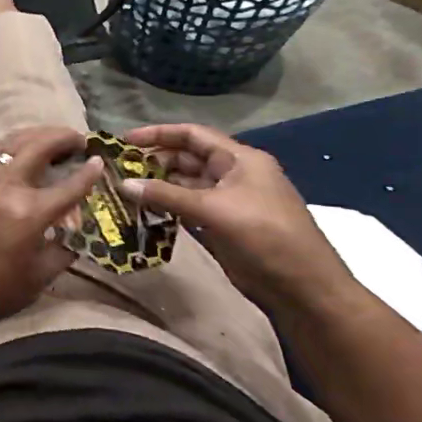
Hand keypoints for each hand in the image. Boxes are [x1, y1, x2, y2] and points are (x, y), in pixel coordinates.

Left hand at [0, 127, 106, 322]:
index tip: (101, 159)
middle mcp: (7, 188)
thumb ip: (66, 245)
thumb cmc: (0, 287)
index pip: (68, 185)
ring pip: (13, 142)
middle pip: (37, 147)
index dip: (88, 172)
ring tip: (58, 138)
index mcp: (29, 212)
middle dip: (62, 137)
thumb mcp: (43, 273)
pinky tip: (30, 148)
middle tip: (82, 139)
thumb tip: (79, 226)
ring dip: (38, 134)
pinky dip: (18, 143)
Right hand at [117, 123, 358, 309]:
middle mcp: (232, 174)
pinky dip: (164, 205)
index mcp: (240, 160)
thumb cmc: (265, 236)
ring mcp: (226, 200)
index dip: (158, 134)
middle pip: (185, 158)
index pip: (192, 135)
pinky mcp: (220, 223)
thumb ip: (166, 195)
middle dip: (153, 161)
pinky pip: (185, 206)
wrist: (303, 287)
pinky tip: (141, 210)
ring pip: (183, 184)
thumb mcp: (214, 210)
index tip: (124, 141)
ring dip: (156, 185)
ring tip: (123, 189)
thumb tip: (122, 184)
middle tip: (118, 170)